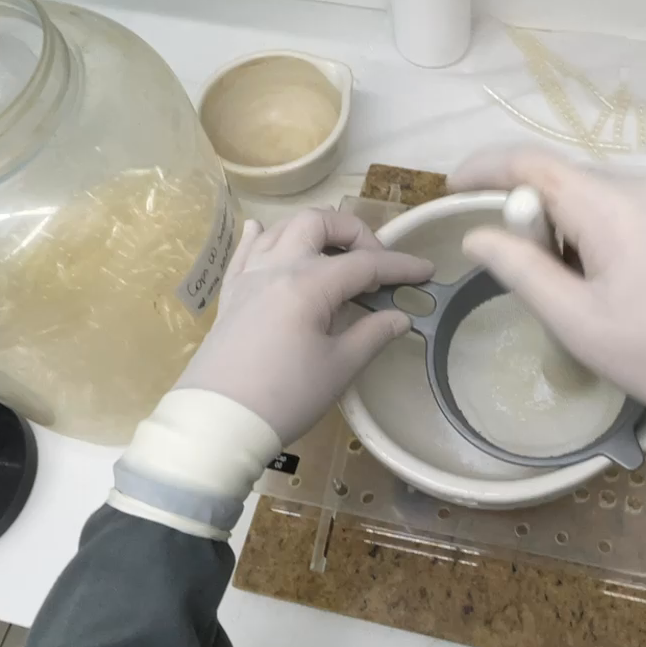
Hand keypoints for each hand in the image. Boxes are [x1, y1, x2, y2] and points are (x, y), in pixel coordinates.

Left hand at [176, 209, 432, 444]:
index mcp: (308, 284)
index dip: (400, 266)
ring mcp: (248, 278)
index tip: (426, 272)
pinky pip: (245, 250)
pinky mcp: (231, 295)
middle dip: (355, 232)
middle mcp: (276, 268)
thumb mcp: (339, 368)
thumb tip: (398, 316)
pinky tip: (263, 232)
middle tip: (375, 262)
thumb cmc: (285, 397)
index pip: (365, 264)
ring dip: (314, 232)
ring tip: (334, 253)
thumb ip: (372, 334)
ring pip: (281, 229)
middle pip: (319, 224)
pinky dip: (261, 236)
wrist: (219, 422)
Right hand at [448, 148, 645, 414]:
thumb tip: (477, 235)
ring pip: (601, 195)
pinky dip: (607, 230)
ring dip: (572, 226)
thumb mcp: (577, 321)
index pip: (531, 163)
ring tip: (581, 287)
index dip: (484, 168)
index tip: (452, 187)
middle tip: (528, 271)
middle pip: (567, 180)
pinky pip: (634, 208)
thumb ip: (521, 269)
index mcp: (612, 205)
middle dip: (534, 214)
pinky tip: (620, 279)